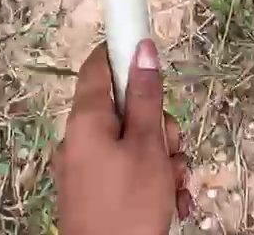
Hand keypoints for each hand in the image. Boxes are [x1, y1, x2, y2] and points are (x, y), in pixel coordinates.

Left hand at [58, 41, 192, 234]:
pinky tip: (171, 200)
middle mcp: (78, 140)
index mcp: (86, 121)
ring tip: (174, 183)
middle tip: (172, 146)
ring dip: (162, 156)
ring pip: (132, 141)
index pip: (98, 64)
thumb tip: (142, 48)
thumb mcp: (148, 144)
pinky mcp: (93, 194)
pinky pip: (126, 169)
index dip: (124, 52)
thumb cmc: (129, 205)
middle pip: (124, 107)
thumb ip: (146, 95)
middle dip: (159, 123)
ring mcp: (84, 169)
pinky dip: (151, 178)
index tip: (151, 58)